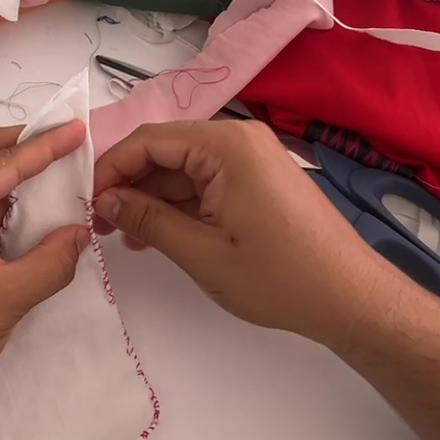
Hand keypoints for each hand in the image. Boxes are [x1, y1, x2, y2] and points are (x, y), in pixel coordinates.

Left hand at [0, 122, 90, 413]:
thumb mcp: (8, 298)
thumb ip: (52, 260)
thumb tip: (82, 232)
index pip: (3, 160)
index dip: (45, 145)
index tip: (79, 127)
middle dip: (26, 146)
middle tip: (68, 140)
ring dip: (13, 176)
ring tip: (57, 174)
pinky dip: (0, 203)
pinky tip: (29, 212)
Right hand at [91, 119, 396, 344]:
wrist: (352, 299)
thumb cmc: (278, 276)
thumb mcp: (200, 251)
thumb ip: (146, 219)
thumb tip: (104, 201)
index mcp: (225, 145)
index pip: (148, 140)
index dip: (111, 168)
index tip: (87, 202)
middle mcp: (238, 140)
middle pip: (165, 150)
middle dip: (130, 184)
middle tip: (102, 224)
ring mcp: (251, 159)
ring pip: (183, 168)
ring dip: (152, 198)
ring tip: (125, 236)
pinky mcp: (258, 180)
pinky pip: (205, 181)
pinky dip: (179, 204)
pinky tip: (158, 233)